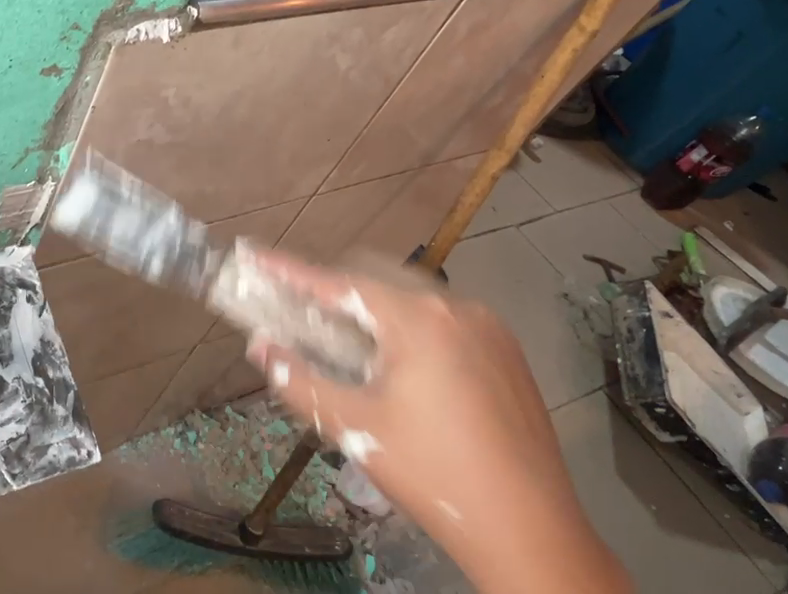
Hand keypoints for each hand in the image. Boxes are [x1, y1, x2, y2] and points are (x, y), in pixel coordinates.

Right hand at [243, 248, 630, 593]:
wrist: (533, 532)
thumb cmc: (433, 474)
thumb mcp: (354, 427)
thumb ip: (298, 380)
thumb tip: (260, 347)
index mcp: (418, 320)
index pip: (338, 282)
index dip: (291, 270)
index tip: (255, 255)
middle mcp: (457, 308)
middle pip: (376, 275)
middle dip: (333, 286)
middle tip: (298, 308)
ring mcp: (489, 327)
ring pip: (412, 294)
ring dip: (372, 304)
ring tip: (345, 338)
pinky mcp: (507, 351)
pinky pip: (443, 317)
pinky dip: (407, 323)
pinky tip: (397, 362)